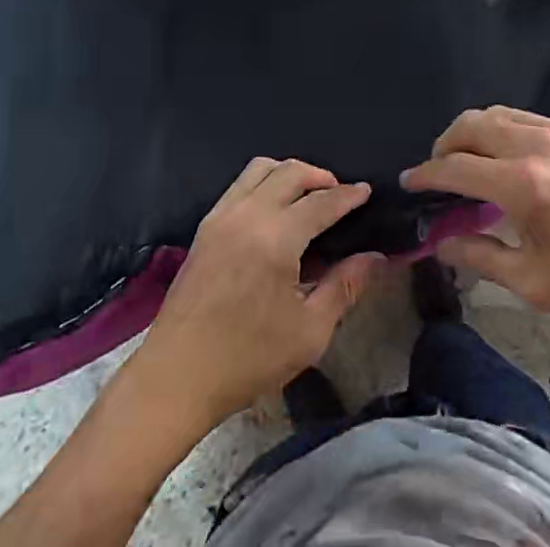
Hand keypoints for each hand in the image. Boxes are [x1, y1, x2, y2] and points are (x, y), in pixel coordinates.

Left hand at [139, 158, 382, 425]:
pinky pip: (240, 186)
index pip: (322, 201)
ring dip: (290, 174)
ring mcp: (220, 219)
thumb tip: (376, 258)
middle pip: (290, 172)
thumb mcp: (310, 331)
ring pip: (260, 170)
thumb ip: (345, 286)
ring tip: (309, 198)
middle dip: (322, 176)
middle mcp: (246, 216)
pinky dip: (265, 185)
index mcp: (275, 238)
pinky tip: (276, 214)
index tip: (368, 191)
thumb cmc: (247, 359)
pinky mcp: (203, 230)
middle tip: (341, 196)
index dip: (349, 195)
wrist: (173, 380)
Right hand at [401, 107, 549, 326]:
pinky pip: (533, 118)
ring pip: (502, 113)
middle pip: (472, 123)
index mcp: (522, 183)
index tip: (410, 182)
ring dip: (477, 132)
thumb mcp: (535, 282)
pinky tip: (518, 160)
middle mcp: (539, 143)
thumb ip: (481, 257)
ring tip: (474, 161)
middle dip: (446, 143)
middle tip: (439, 170)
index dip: (426, 174)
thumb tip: (441, 243)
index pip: (455, 166)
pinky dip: (510, 131)